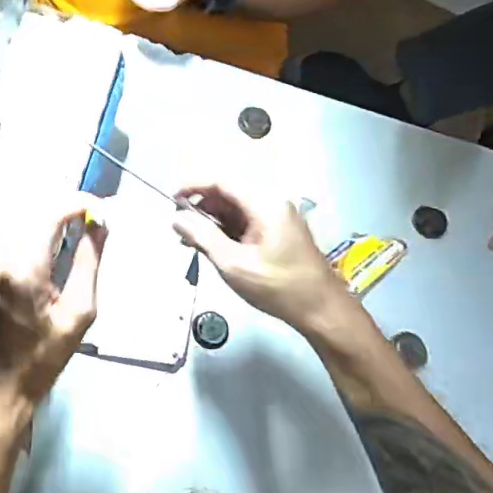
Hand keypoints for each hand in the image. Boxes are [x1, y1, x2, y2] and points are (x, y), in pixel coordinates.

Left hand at [0, 194, 106, 402]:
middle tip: (89, 214)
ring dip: (43, 214)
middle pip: (30, 210)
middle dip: (62, 204)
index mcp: (24, 269)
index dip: (77, 202)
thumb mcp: (80, 312)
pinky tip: (46, 240)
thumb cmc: (47, 353)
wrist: (4, 383)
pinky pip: (5, 235)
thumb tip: (100, 224)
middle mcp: (0, 259)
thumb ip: (89, 262)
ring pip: (15, 219)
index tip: (100, 209)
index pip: (49, 213)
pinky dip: (27, 228)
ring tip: (71, 224)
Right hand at [170, 183, 349, 328]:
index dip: (194, 187)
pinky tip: (209, 248)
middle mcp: (272, 205)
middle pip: (228, 195)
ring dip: (210, 223)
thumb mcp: (233, 263)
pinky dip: (224, 233)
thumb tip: (177, 219)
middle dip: (200, 209)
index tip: (171, 200)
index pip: (222, 183)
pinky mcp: (277, 234)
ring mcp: (276, 220)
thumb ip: (202, 237)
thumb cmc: (277, 287)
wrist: (321, 310)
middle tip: (179, 230)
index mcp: (265, 205)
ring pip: (234, 212)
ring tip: (190, 243)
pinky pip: (244, 224)